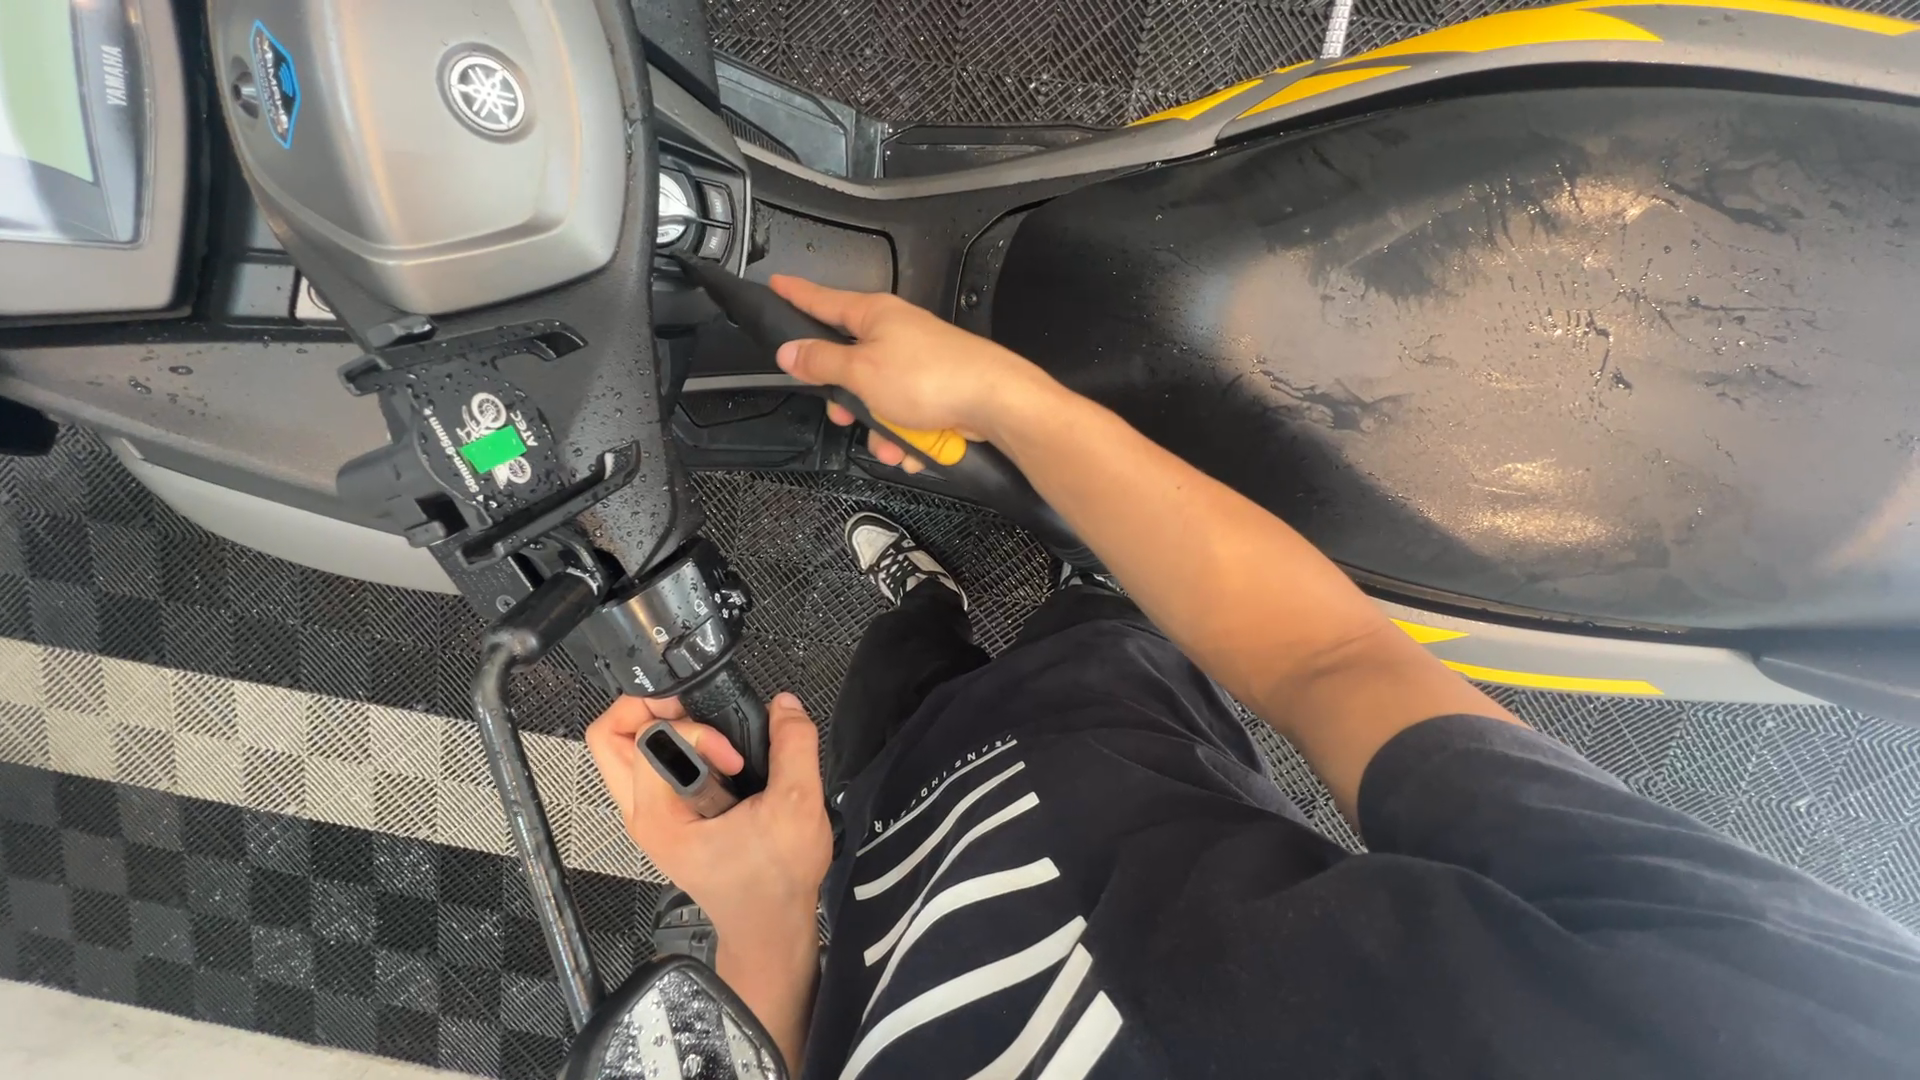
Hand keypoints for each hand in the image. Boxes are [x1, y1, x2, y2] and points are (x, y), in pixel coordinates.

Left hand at [583, 692, 830, 953]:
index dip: (696, 730)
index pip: (650, 738)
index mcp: (661, 816)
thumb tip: (786, 706)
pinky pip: (651, 760)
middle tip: (697, 711)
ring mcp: (653, 813)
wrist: (771, 922)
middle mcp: (645, 813)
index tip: (732, 751)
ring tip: (713, 733)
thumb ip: (795, 747)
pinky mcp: (669, 812)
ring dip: (665, 724)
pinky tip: (719, 752)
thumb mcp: (798, 806)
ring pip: (627, 746)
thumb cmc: (775, 882)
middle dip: (652, 708)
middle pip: (610, 735)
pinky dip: (679, 741)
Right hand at [769, 275, 1061, 467]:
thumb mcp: (862, 371)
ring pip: (880, 400)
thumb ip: (822, 362)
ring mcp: (919, 363)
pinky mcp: (937, 391)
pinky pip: (907, 417)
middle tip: (844, 414)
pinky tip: (912, 449)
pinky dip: (906, 436)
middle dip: (847, 400)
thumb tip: (790, 352)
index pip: (824, 300)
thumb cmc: (933, 376)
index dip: (797, 295)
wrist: (994, 402)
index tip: (778, 284)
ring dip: (881, 429)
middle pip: (851, 364)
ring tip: (891, 444)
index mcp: (876, 315)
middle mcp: (898, 333)